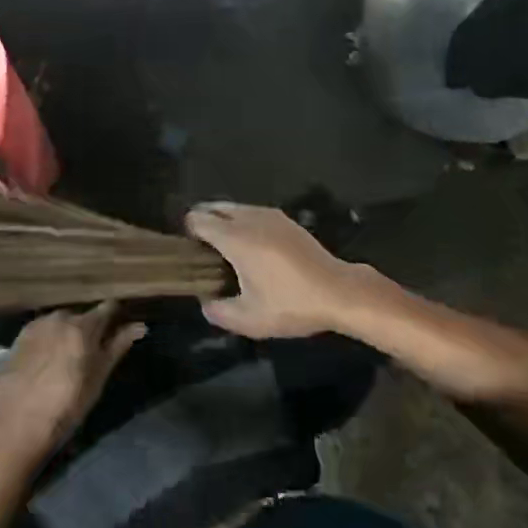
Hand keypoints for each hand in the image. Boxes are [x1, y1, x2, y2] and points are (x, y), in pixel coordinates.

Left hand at [0, 301, 144, 469]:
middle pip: (83, 316)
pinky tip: (47, 362)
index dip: (116, 317)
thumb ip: (117, 347)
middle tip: (91, 355)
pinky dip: (50, 340)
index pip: (108, 308)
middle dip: (90, 330)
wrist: (15, 425)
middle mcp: (61, 317)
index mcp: (84, 326)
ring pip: (62, 323)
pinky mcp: (20, 336)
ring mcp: (38, 324)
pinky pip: (44, 330)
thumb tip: (140, 326)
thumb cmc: (65, 407)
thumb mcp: (97, 379)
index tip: (121, 327)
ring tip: (68, 361)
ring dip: (68, 334)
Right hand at [183, 203, 371, 338]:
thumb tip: (206, 302)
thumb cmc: (292, 304)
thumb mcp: (250, 320)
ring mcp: (269, 215)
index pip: (199, 220)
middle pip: (214, 208)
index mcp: (236, 238)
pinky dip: (242, 221)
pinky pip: (252, 212)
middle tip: (202, 250)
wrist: (338, 291)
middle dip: (203, 222)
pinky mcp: (285, 219)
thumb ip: (219, 312)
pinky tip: (251, 246)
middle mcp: (249, 219)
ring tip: (225, 248)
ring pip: (234, 208)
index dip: (188, 232)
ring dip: (223, 220)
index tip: (189, 251)